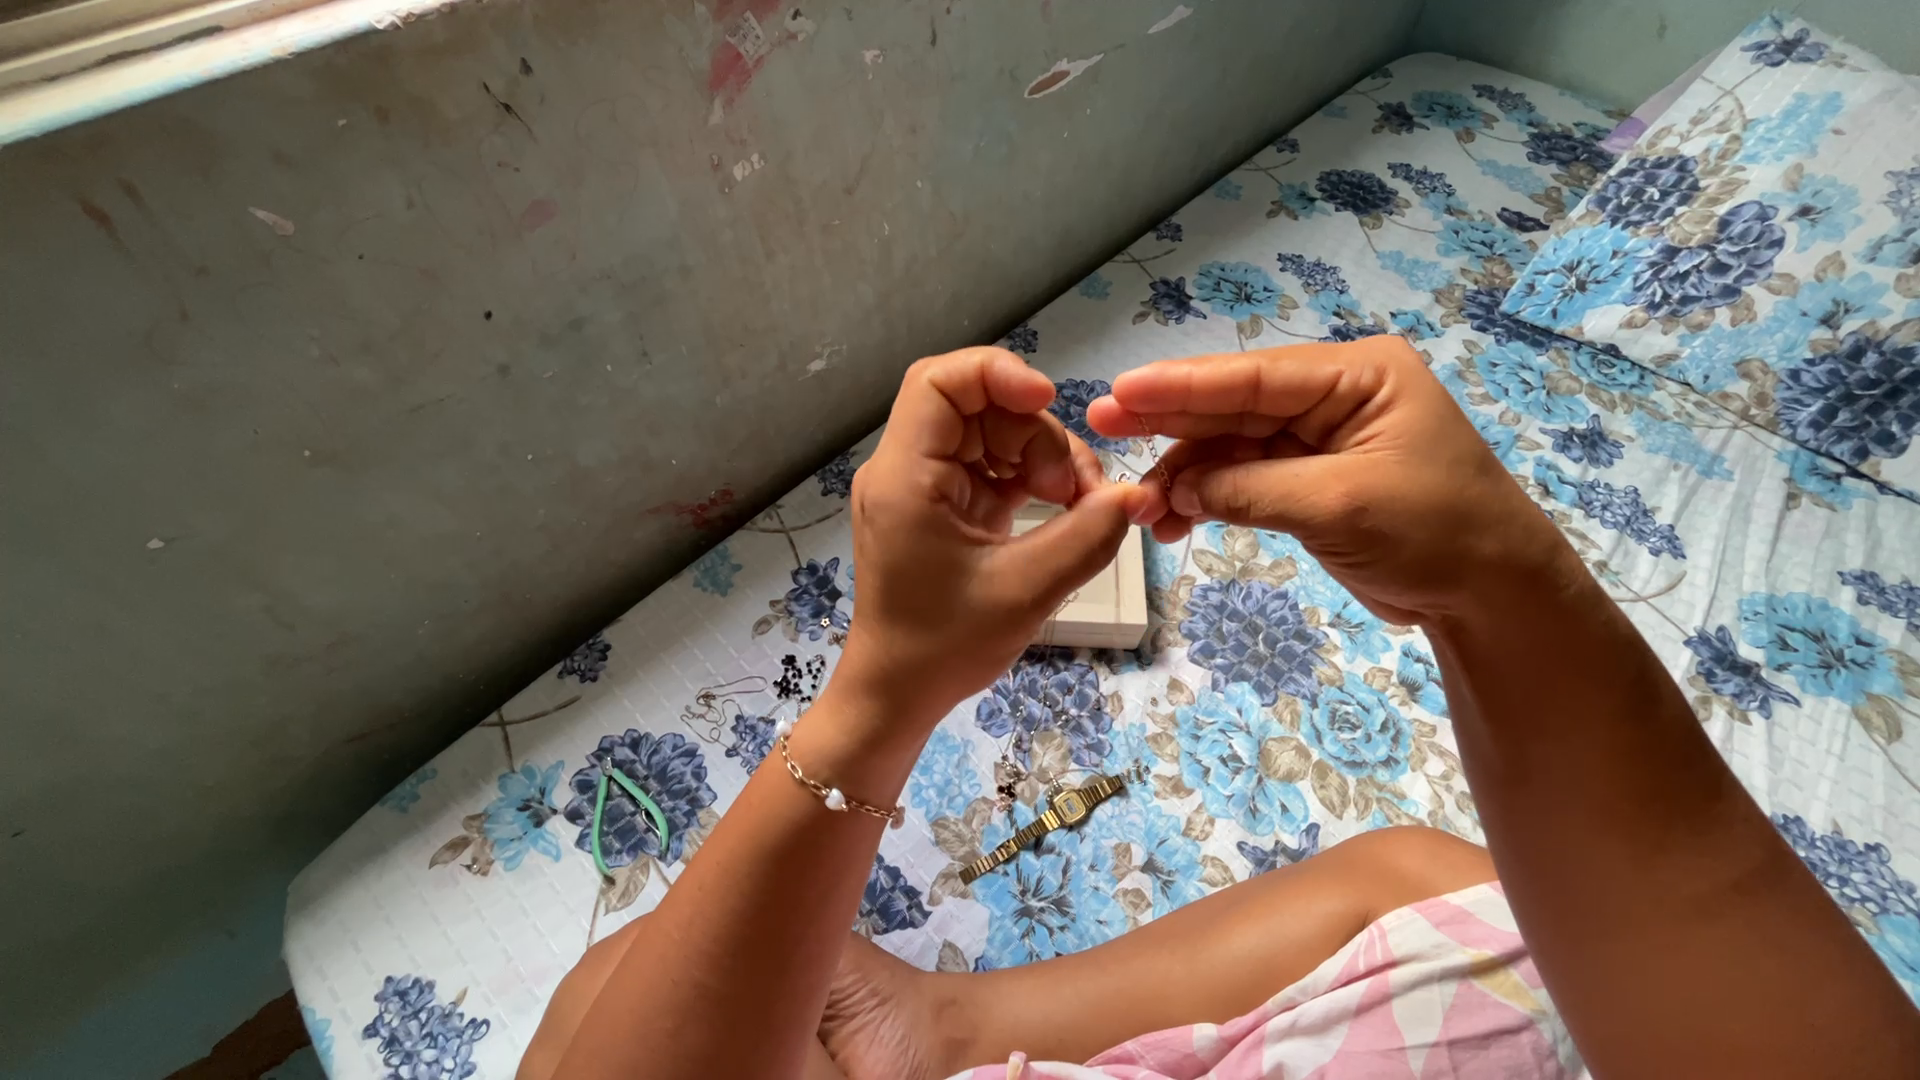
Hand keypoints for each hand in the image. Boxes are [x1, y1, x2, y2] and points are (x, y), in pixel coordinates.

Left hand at [838, 347, 1153, 723]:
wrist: (899, 691)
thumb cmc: (945, 645)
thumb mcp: (1025, 590)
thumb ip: (1087, 536)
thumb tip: (1138, 495)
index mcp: (905, 475)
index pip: (939, 382)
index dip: (998, 375)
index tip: (1049, 405)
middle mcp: (906, 468)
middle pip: (978, 408)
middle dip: (1038, 437)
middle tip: (1078, 494)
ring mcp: (925, 486)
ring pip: (992, 435)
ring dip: (1042, 459)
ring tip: (1075, 509)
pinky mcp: (944, 505)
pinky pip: (991, 467)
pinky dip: (1030, 480)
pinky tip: (1059, 511)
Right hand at [1087, 338, 1573, 626]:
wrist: (1490, 597)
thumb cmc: (1434, 535)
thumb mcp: (1338, 505)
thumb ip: (1250, 489)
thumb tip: (1180, 489)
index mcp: (1355, 377)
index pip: (1252, 377)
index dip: (1180, 385)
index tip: (1120, 391)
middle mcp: (1331, 398)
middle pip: (1233, 406)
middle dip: (1169, 421)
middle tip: (1102, 424)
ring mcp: (1315, 440)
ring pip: (1229, 447)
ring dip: (1184, 476)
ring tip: (1141, 507)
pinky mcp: (1304, 480)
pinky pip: (1241, 480)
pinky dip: (1207, 500)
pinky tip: (1173, 521)